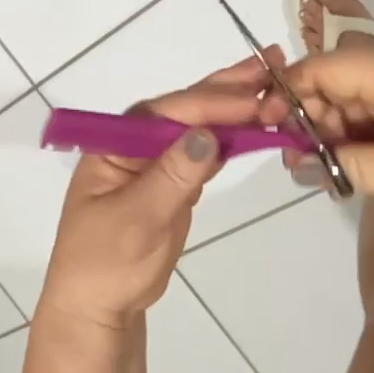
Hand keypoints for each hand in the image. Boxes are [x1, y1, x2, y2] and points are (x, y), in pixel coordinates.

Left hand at [38, 52, 287, 328]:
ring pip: (200, 126)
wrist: (98, 307)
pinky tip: (259, 125)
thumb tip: (207, 134)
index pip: (168, 112)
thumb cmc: (106, 263)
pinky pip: (206, 152)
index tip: (255, 96)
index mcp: (116, 142)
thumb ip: (172, 177)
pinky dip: (233, 139)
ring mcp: (157, 162)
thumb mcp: (136, 219)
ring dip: (236, 109)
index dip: (212, 102)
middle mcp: (136, 143)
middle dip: (228, 90)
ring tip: (275, 87)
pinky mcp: (175, 183)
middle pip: (185, 109)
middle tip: (274, 65)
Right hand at [282, 43, 373, 223]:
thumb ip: (355, 166)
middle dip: (309, 115)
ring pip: (354, 94)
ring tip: (322, 167)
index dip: (288, 93)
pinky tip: (353, 161)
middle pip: (335, 79)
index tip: (266, 129)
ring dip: (333, 126)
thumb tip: (301, 165)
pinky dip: (360, 131)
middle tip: (296, 160)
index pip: (324, 68)